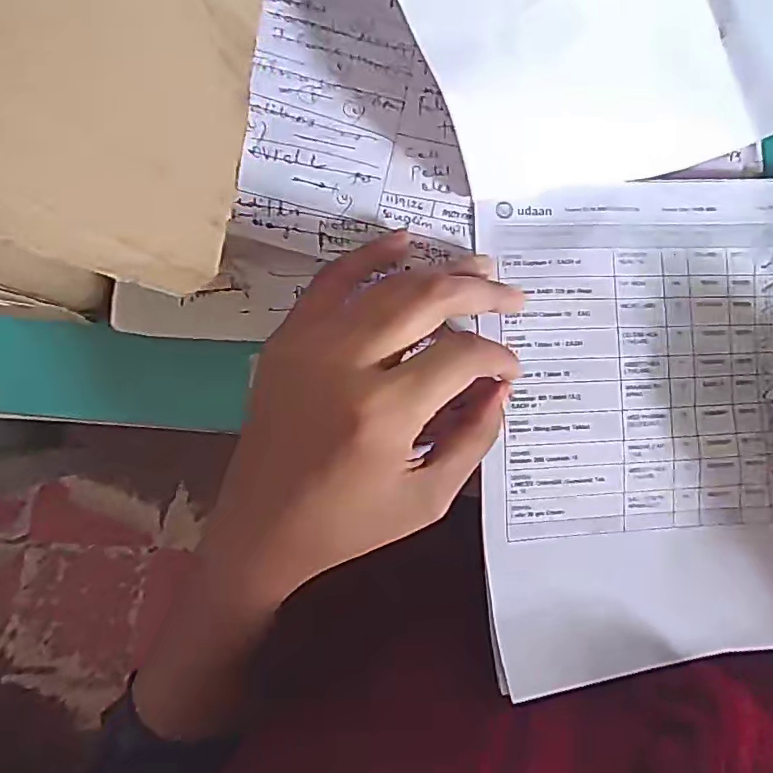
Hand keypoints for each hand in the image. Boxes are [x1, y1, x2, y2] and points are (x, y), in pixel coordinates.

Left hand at [204, 232, 524, 602]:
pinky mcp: (289, 339)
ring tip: (479, 269)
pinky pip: (332, 281)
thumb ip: (475, 436)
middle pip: (429, 301)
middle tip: (512, 297)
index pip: (461, 357)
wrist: (260, 532)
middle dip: (481, 293)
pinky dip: (370, 256)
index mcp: (384, 413)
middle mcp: (347, 365)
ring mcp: (311, 344)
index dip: (496, 357)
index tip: (509, 369)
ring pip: (391, 286)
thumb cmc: (348, 525)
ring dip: (441, 272)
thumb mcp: (429, 497)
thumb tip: (500, 385)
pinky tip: (405, 240)